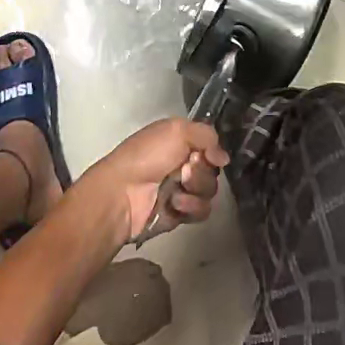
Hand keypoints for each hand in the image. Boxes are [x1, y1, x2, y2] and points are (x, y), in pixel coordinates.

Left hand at [73, 119, 229, 244]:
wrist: (122, 193)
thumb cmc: (146, 156)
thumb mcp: (177, 130)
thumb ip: (207, 136)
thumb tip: (223, 158)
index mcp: (179, 143)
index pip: (210, 147)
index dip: (212, 152)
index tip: (207, 155)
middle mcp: (182, 165)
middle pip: (213, 170)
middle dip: (202, 172)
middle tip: (184, 172)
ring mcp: (181, 191)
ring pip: (210, 191)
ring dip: (197, 189)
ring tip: (177, 190)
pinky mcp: (180, 214)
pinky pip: (202, 211)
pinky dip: (191, 207)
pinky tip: (175, 204)